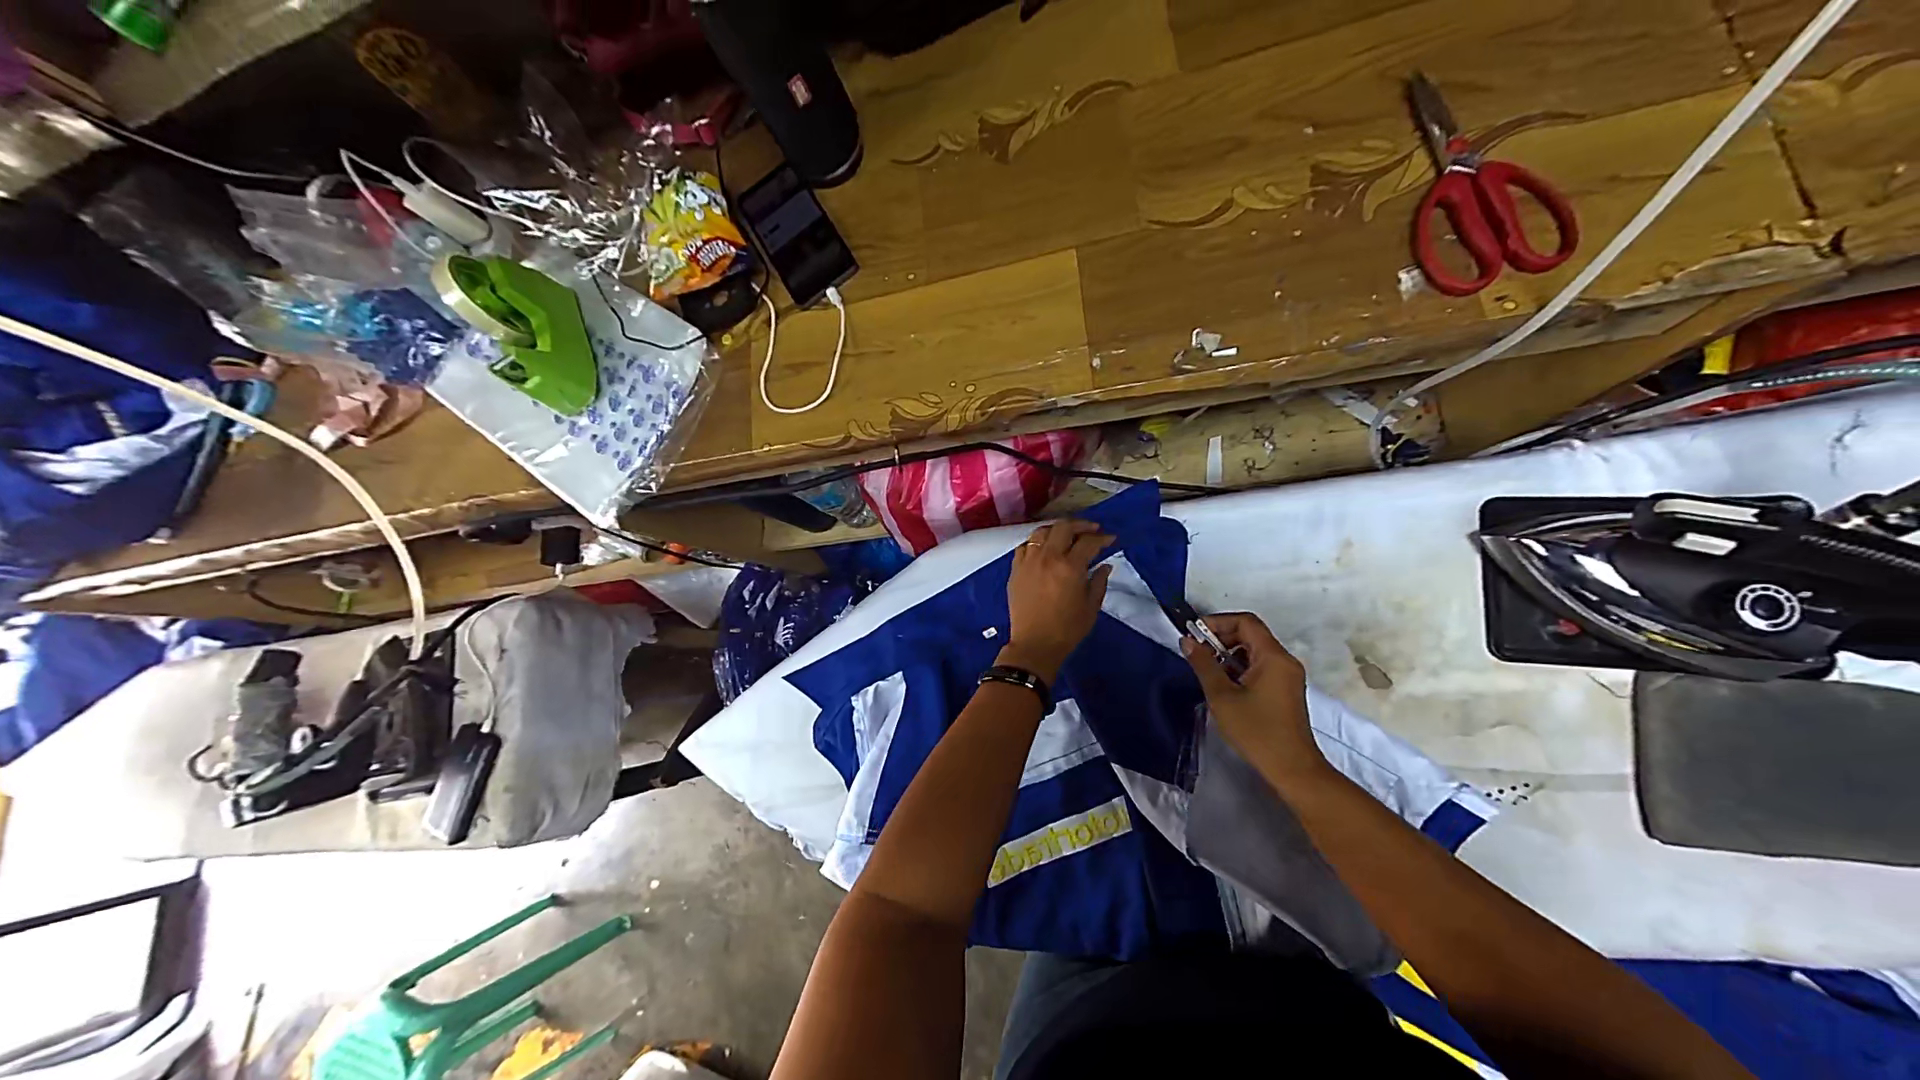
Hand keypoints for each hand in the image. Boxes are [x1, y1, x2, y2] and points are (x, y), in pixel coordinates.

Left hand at [1001, 520, 1113, 680]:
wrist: (1035, 644)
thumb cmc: (1067, 629)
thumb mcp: (1091, 606)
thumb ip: (1099, 581)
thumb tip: (1105, 565)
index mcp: (1069, 567)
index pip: (1088, 542)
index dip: (1102, 538)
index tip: (1110, 539)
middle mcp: (1047, 557)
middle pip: (1064, 527)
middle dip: (1081, 525)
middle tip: (1091, 530)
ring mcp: (1028, 561)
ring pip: (1041, 531)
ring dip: (1057, 529)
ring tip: (1067, 535)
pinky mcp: (1015, 569)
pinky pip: (1025, 545)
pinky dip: (1037, 542)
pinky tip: (1044, 547)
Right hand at [1181, 613, 1325, 785]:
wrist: (1291, 768)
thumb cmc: (1256, 731)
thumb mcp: (1222, 696)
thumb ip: (1203, 664)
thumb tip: (1188, 641)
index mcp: (1273, 657)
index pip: (1245, 622)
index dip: (1217, 622)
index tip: (1194, 634)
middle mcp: (1285, 661)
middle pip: (1251, 634)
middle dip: (1221, 638)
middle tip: (1198, 652)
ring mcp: (1287, 676)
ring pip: (1255, 651)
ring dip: (1229, 654)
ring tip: (1208, 671)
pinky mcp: (1285, 690)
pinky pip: (1261, 666)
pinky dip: (1240, 668)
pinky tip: (1224, 685)